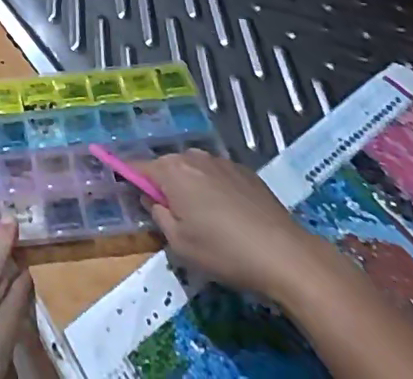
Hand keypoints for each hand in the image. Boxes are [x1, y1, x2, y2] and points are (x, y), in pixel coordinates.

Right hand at [136, 150, 333, 303]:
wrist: (284, 254)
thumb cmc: (223, 251)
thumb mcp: (179, 244)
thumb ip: (158, 215)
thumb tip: (152, 199)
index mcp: (172, 171)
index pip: (138, 167)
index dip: (129, 178)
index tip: (128, 190)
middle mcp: (194, 157)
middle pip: (167, 167)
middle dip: (164, 186)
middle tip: (173, 217)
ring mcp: (222, 161)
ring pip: (194, 170)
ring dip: (191, 187)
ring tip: (204, 219)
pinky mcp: (245, 171)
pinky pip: (217, 175)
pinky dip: (214, 189)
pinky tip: (228, 216)